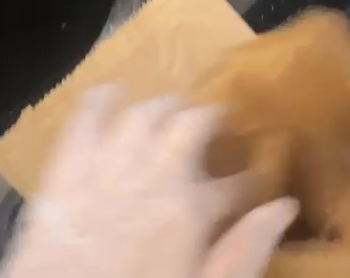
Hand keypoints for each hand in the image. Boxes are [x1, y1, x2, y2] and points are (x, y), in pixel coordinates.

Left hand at [0, 87, 298, 277]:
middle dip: (210, 122)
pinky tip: (113, 95)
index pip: (238, 182)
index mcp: (190, 212)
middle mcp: (154, 177)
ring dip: (164, 110)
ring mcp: (106, 171)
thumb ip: (245, 253)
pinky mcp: (63, 177)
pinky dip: (99, 102)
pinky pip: (83, 123)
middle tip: (215, 135)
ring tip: (173, 119)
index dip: (249, 182)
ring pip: (145, 114)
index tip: (253, 187)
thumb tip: (286, 205)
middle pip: (193, 124)